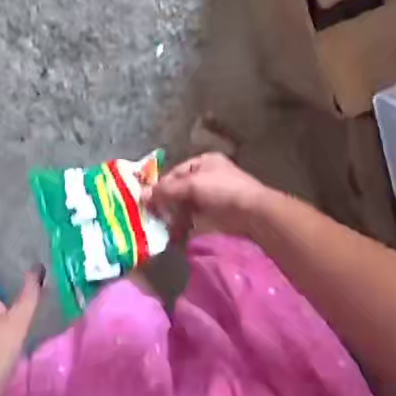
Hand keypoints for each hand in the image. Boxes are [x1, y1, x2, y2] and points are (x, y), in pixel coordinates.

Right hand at [147, 153, 278, 237]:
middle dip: (167, 204)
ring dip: (175, 217)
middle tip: (154, 218)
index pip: (176, 172)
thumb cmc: (223, 191)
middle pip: (180, 190)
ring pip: (187, 206)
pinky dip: (185, 225)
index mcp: (205, 161)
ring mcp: (214, 196)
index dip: (161, 186)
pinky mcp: (217, 215)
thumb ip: (167, 190)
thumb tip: (143, 196)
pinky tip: (176, 234)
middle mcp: (208, 176)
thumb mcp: (192, 185)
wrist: (253, 213)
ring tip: (165, 229)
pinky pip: (195, 218)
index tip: (147, 202)